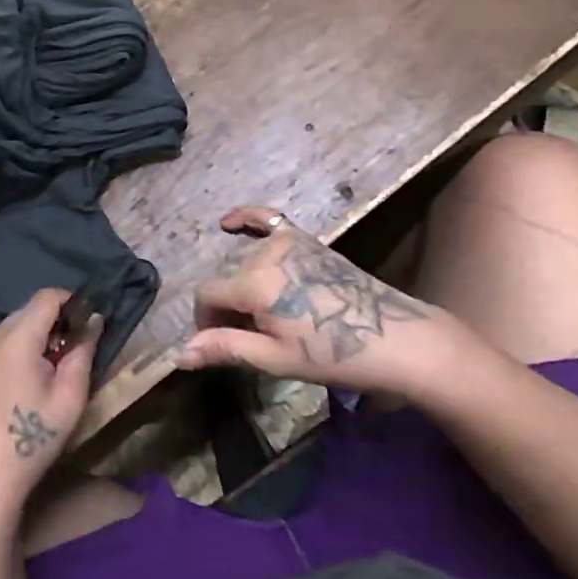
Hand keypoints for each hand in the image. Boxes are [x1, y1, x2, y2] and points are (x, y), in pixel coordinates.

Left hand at [0, 288, 104, 517]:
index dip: (69, 301)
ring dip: (29, 337)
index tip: (85, 320)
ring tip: (42, 371)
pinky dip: (9, 351)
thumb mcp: (70, 397)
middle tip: (68, 352)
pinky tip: (16, 383)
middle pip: (26, 311)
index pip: (45, 297)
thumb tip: (94, 321)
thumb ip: (83, 351)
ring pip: (8, 328)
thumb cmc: (34, 438)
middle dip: (50, 323)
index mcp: (14, 340)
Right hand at [176, 205, 451, 394]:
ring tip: (268, 315)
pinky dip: (246, 219)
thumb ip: (224, 348)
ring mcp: (288, 242)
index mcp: (253, 284)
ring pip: (244, 262)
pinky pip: (267, 220)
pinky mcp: (306, 240)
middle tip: (252, 337)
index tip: (219, 343)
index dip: (206, 321)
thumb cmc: (334, 355)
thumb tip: (178, 355)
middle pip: (226, 280)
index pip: (207, 295)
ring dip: (243, 285)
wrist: (399, 340)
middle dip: (228, 308)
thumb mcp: (275, 359)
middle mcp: (264, 255)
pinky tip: (227, 223)